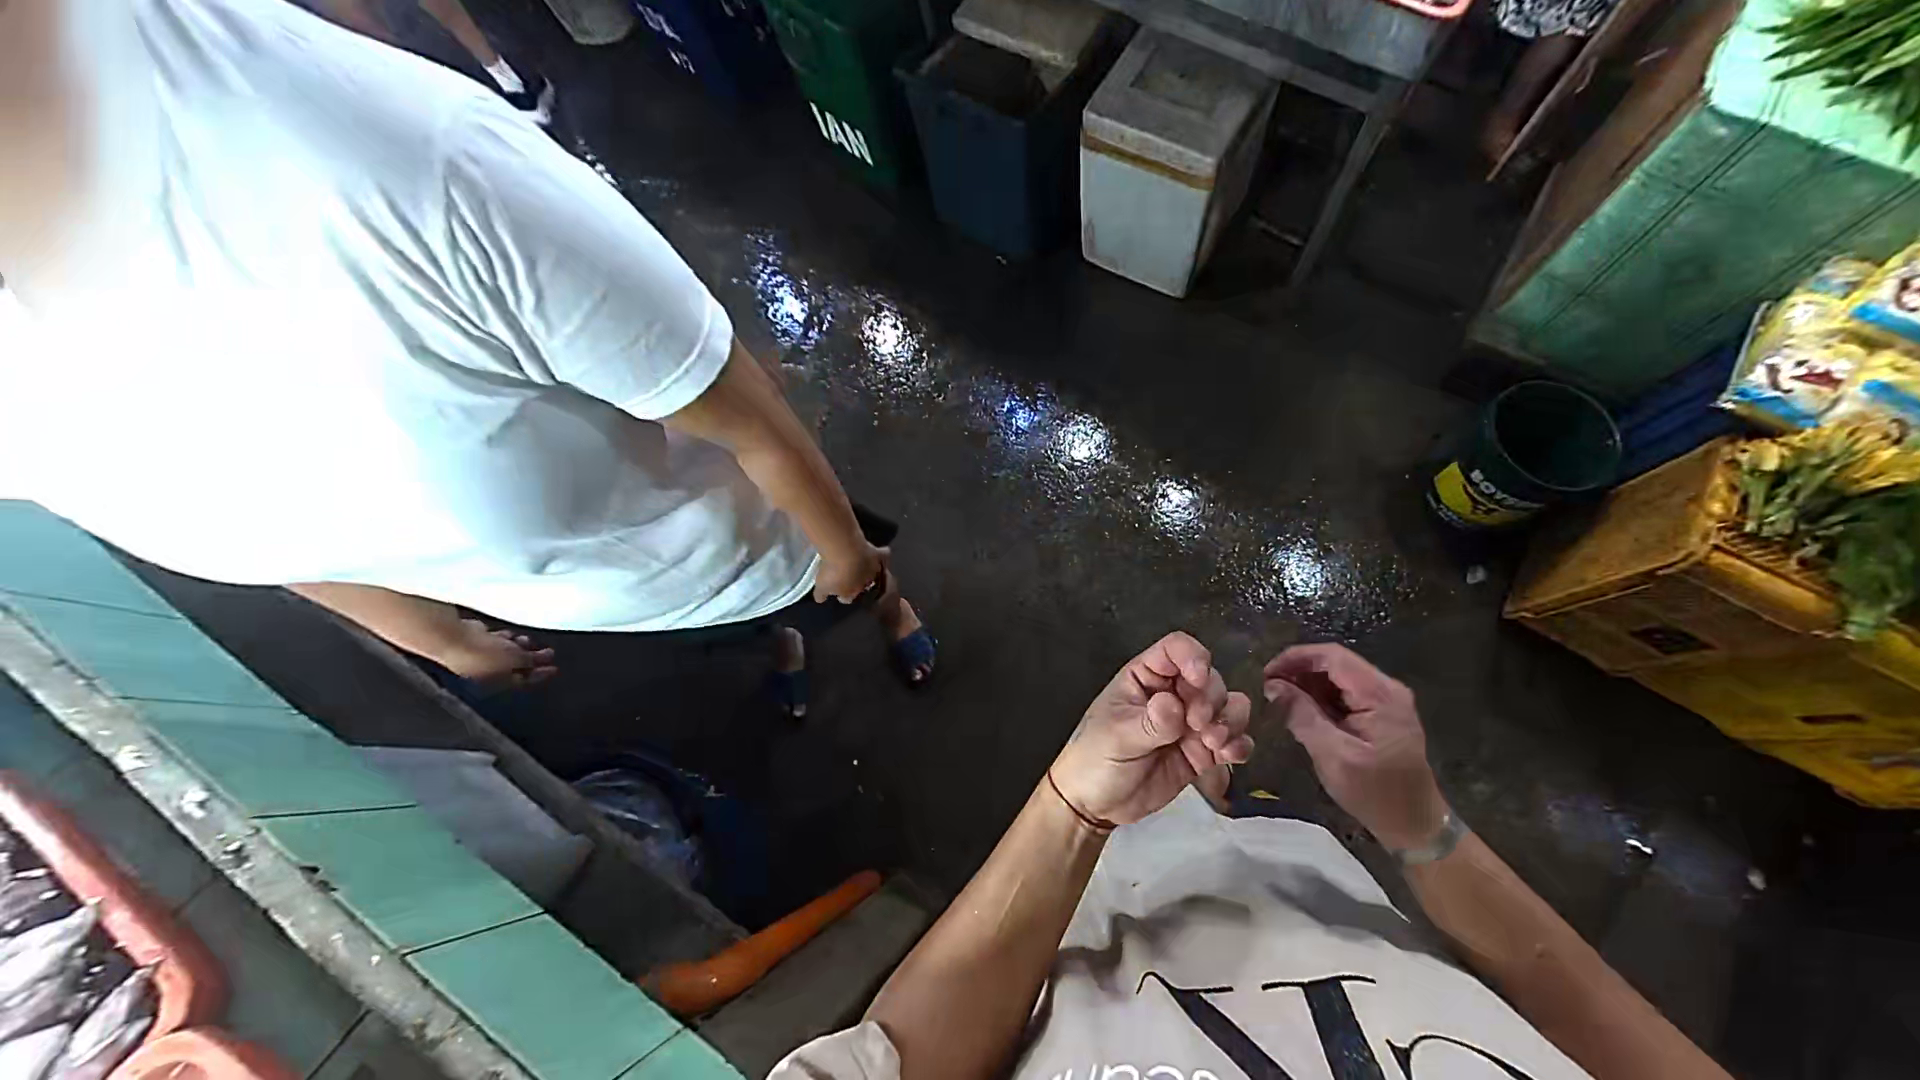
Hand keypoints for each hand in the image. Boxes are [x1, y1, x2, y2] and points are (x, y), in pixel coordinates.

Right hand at [441, 619, 557, 691]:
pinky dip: (504, 638)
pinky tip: (508, 634)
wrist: (455, 638)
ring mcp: (478, 657)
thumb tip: (540, 660)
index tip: (555, 668)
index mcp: (496, 682)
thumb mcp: (516, 660)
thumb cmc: (485, 654)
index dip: (540, 674)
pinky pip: (494, 641)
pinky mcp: (473, 641)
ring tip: (526, 640)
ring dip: (518, 646)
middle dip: (531, 659)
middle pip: (515, 666)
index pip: (523, 681)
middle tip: (547, 652)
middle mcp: (487, 672)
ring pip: (504, 652)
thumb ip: (530, 661)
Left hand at [814, 541, 886, 603]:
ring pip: (874, 573)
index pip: (847, 599)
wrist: (844, 551)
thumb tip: (820, 600)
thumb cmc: (832, 571)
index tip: (838, 590)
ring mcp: (874, 570)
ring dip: (870, 570)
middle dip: (858, 583)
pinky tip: (878, 552)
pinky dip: (883, 555)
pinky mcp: (878, 555)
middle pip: (863, 587)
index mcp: (850, 592)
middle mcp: (865, 584)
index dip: (843, 595)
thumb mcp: (821, 585)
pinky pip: (884, 555)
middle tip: (850, 576)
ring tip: (862, 564)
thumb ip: (821, 594)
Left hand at [1050, 632, 1253, 825]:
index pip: (1175, 649)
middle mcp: (1170, 694)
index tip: (1198, 680)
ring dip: (1230, 721)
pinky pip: (1233, 740)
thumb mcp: (1117, 737)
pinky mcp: (1202, 752)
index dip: (1193, 657)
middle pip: (1209, 679)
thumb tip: (1174, 705)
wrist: (1096, 803)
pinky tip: (1230, 757)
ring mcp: (1188, 723)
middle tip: (1197, 726)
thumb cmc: (1095, 758)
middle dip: (1211, 700)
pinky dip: (1239, 744)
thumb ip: (1150, 723)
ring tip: (1213, 744)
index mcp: (1144, 678)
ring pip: (1227, 706)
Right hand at [1264, 643, 1447, 850]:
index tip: (1266, 675)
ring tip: (1279, 699)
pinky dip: (1318, 696)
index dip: (1295, 658)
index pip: (1332, 656)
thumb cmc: (1375, 792)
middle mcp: (1386, 689)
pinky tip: (1300, 710)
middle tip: (1268, 689)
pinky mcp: (1379, 713)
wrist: (1415, 824)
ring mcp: (1384, 700)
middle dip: (1298, 670)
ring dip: (1306, 683)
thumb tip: (1272, 685)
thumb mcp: (1333, 755)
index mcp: (1380, 695)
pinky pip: (1343, 692)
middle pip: (1334, 663)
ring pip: (1336, 676)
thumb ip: (1301, 715)